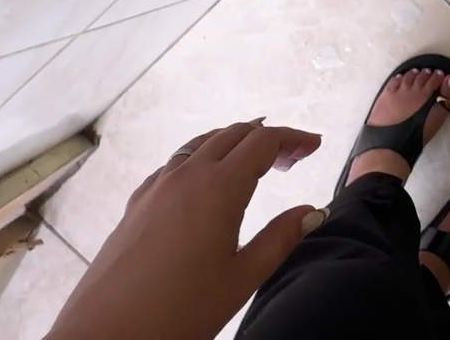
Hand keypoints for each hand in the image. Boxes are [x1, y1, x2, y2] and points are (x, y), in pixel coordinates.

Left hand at [47, 121, 324, 339]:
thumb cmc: (177, 315)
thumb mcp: (240, 280)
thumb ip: (280, 238)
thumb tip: (312, 210)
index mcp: (220, 187)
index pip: (264, 140)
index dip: (293, 137)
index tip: (314, 147)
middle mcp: (188, 175)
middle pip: (235, 133)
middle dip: (268, 138)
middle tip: (292, 159)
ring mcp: (157, 187)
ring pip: (203, 143)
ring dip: (234, 142)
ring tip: (253, 162)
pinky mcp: (135, 205)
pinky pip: (175, 162)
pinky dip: (201, 157)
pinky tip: (203, 182)